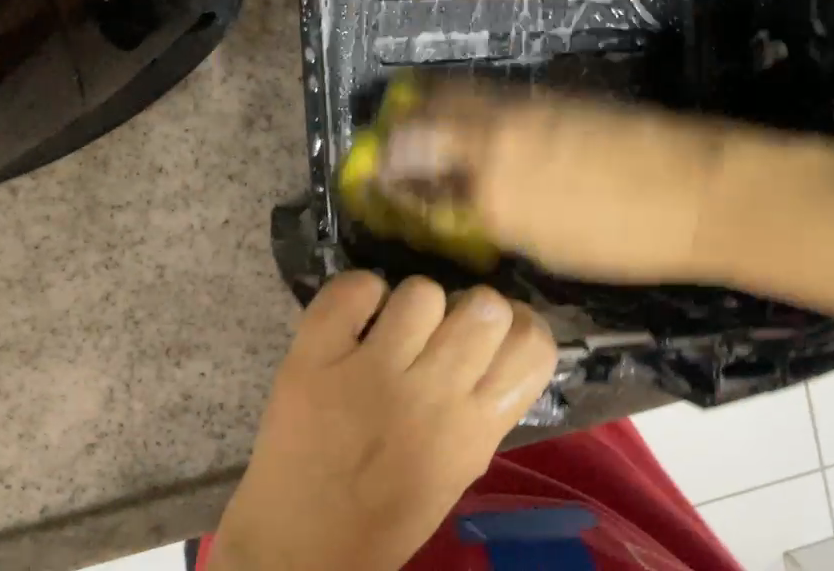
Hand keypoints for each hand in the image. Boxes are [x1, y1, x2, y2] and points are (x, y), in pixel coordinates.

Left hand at [210, 273, 556, 570]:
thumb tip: (497, 338)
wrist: (301, 544)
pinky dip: (358, 292)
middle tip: (439, 330)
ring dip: (410, 303)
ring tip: (391, 329)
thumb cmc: (387, 511)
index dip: (517, 323)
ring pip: (422, 291)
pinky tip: (353, 321)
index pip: (532, 344)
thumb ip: (481, 406)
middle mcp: (432, 394)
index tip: (491, 331)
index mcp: (475, 429)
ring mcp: (370, 371)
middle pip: (485, 305)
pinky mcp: (315, 355)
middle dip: (466, 307)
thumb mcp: (459, 466)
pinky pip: (355, 288)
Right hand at [375, 82, 760, 282]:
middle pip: (425, 125)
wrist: (699, 189)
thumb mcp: (550, 247)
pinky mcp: (545, 95)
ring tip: (411, 117)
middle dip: (397, 134)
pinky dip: (461, 98)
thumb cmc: (626, 239)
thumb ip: (497, 222)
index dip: (393, 185)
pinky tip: (463, 111)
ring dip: (425, 107)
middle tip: (386, 144)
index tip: (376, 184)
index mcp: (493, 194)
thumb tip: (467, 208)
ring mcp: (521, 111)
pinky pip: (485, 92)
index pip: (423, 183)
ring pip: (453, 98)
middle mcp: (495, 142)